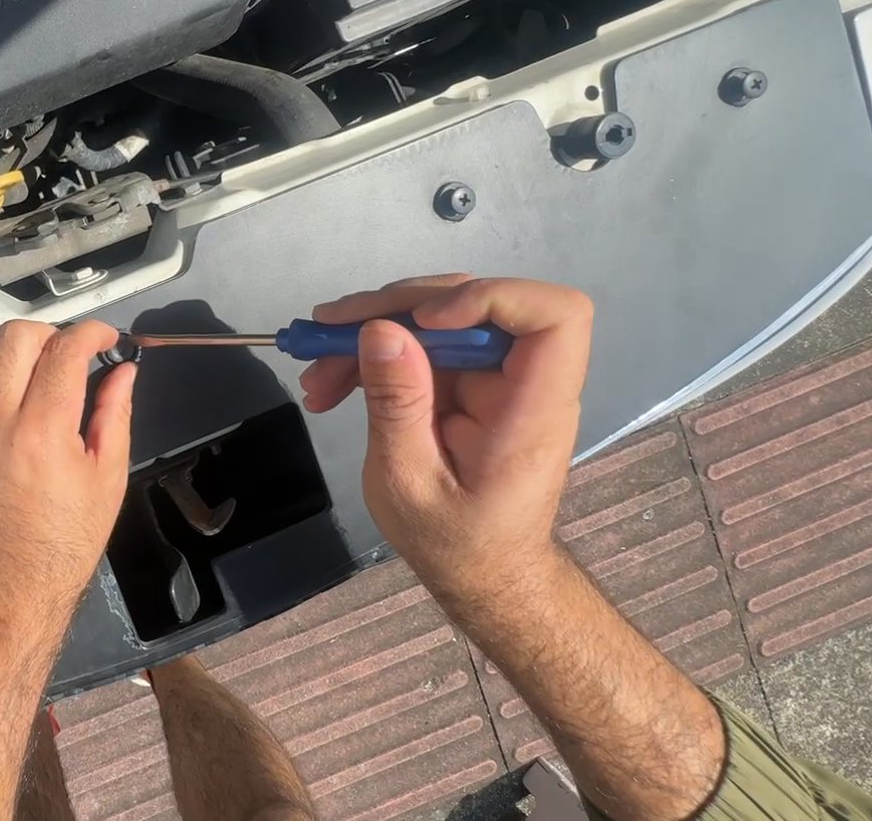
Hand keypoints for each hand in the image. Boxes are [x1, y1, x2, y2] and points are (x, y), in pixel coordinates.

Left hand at [0, 320, 137, 620]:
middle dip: (52, 332)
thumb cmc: (68, 534)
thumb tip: (124, 369)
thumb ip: (115, 413)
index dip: (93, 332)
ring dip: (8, 345)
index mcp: (45, 429)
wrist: (13, 581)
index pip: (65, 350)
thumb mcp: (109, 477)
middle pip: (17, 336)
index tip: (107, 339)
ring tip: (31, 366)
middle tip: (71, 355)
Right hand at [297, 276, 593, 601]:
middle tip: (326, 331)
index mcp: (531, 408)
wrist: (479, 573)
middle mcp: (518, 380)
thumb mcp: (408, 481)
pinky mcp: (461, 383)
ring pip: (432, 319)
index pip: (554, 316)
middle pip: (472, 303)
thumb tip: (381, 329)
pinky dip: (368, 357)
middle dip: (393, 310)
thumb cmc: (454, 543)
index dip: (491, 299)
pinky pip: (415, 347)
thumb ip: (397, 405)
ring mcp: (489, 378)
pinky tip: (330, 383)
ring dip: (367, 333)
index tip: (424, 322)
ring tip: (316, 370)